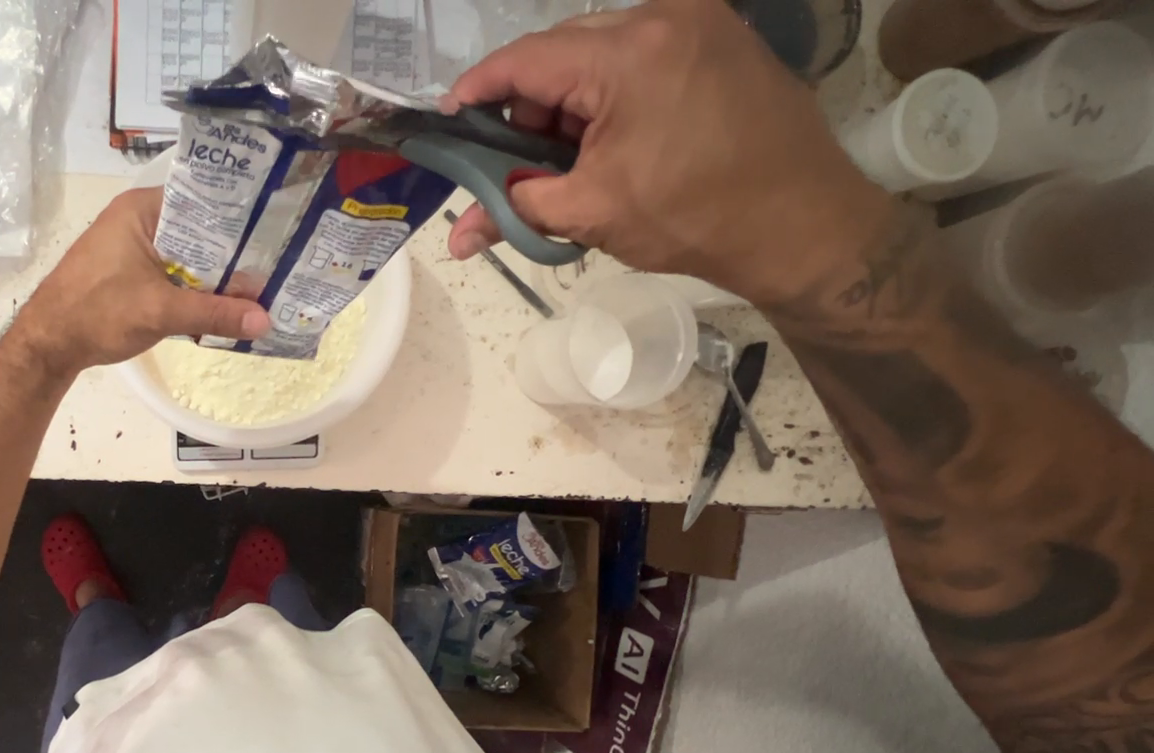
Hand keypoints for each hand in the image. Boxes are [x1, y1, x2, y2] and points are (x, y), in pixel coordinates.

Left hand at [3, 187, 271, 375]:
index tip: (275, 238)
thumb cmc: (98, 313)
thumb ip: (214, 313)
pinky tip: (221, 307)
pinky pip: (173, 276)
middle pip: (199, 233)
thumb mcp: (161, 311)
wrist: (48, 344)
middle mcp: (139, 220)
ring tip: (257, 292)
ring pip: (187, 259)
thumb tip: (265, 321)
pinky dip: (193, 291)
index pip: (204, 202)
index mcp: (143, 210)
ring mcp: (133, 248)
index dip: (240, 221)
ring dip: (214, 278)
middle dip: (232, 257)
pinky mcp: (130, 275)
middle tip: (274, 270)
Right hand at [443, 0, 897, 308]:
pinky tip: (604, 137)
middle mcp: (663, 16)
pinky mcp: (716, 36)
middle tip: (511, 158)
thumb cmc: (689, 216)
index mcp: (628, 54)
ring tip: (563, 157)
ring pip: (597, 49)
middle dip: (524, 103)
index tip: (446, 119)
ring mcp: (697, 19)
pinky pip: (636, 51)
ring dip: (565, 99)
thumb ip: (512, 210)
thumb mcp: (588, 213)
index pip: (526, 58)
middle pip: (560, 48)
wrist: (798, 219)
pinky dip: (605, 91)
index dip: (478, 89)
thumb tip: (455, 239)